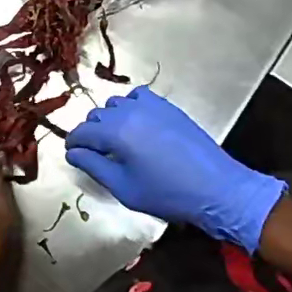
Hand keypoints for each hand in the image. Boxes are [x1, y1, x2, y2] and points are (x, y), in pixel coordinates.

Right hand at [65, 86, 286, 251]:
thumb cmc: (168, 194)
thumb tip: (73, 153)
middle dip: (90, 132)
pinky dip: (130, 106)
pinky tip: (137, 124)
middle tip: (97, 152)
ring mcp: (150, 106)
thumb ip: (94, 167)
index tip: (72, 153)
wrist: (219, 190)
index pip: (81, 131)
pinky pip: (138, 97)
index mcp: (115, 132)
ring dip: (110, 119)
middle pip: (96, 115)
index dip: (73, 143)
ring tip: (118, 139)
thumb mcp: (124, 188)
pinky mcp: (167, 107)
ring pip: (115, 103)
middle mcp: (128, 112)